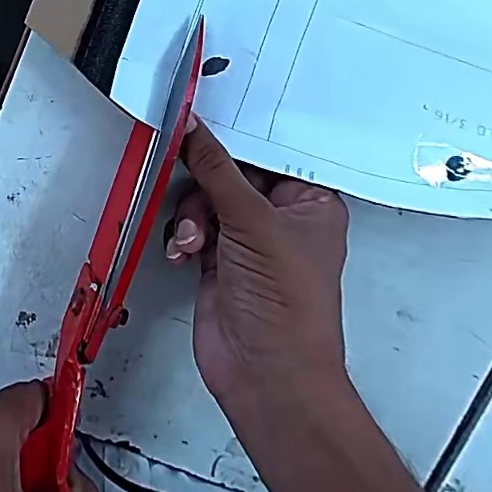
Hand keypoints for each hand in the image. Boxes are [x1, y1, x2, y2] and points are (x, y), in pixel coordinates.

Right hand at [163, 116, 351, 418]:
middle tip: (191, 179)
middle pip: (228, 172)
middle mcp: (279, 217)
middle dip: (205, 184)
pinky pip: (190, 225)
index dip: (236, 136)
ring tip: (195, 239)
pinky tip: (185, 251)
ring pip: (204, 198)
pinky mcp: (217, 256)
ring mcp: (245, 238)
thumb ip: (216, 169)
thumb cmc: (289, 310)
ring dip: (192, 216)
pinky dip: (182, 235)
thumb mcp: (252, 222)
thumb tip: (195, 128)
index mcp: (309, 202)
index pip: (268, 151)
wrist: (263, 374)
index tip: (203, 117)